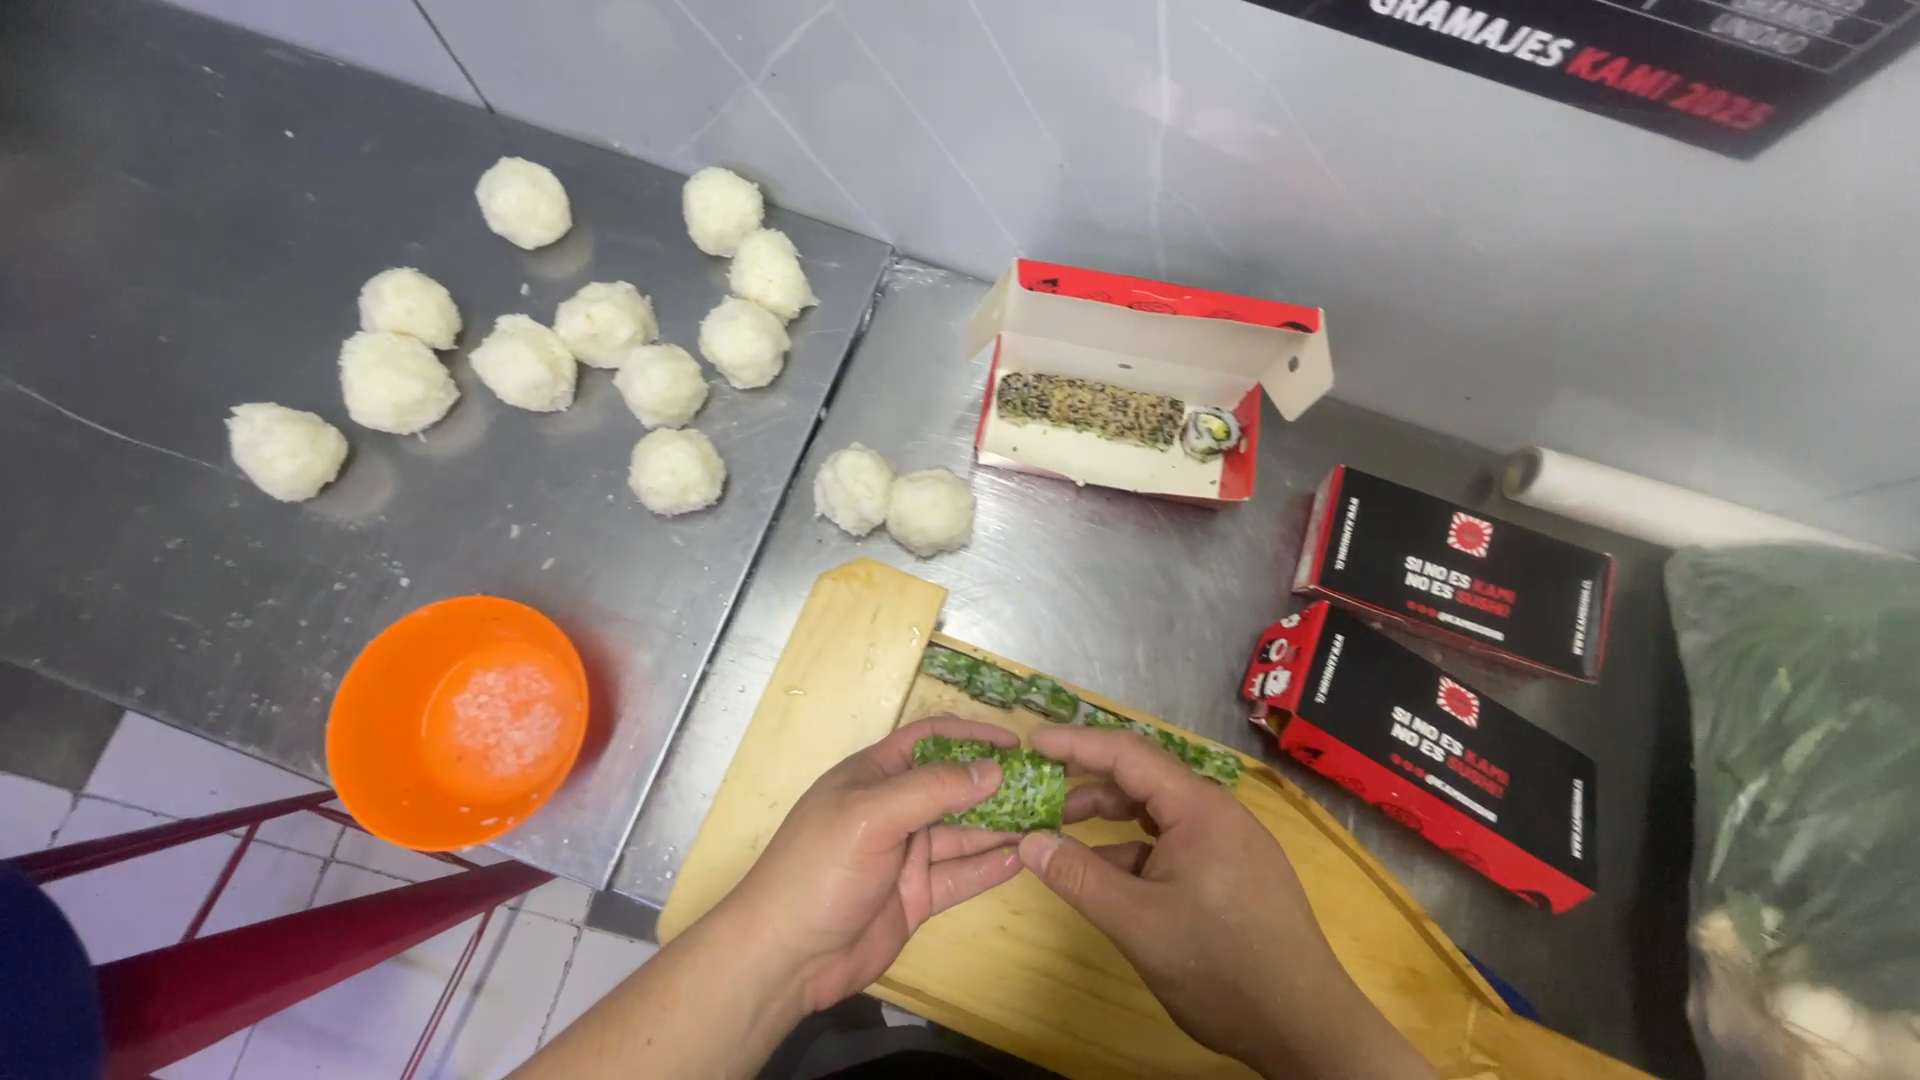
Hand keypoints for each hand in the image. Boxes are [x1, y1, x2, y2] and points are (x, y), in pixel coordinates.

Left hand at [721, 715, 1024, 1014]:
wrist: (785, 957)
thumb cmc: (820, 868)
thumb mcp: (872, 815)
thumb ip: (933, 789)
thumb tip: (992, 769)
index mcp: (875, 776)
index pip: (929, 739)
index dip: (970, 736)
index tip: (1014, 744)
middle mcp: (894, 809)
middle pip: (953, 787)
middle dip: (994, 785)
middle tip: (1045, 787)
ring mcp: (906, 854)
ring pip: (963, 832)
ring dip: (1000, 826)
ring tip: (1046, 820)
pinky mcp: (916, 896)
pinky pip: (960, 875)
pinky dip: (989, 867)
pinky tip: (1022, 858)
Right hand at [1017, 724, 1434, 1079]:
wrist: (1306, 1028)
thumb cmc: (1220, 966)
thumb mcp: (1137, 923)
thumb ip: (1079, 877)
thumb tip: (1027, 842)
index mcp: (1198, 807)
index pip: (1126, 753)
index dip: (1076, 744)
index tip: (1034, 742)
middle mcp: (1216, 810)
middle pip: (1142, 777)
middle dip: (1088, 780)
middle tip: (1040, 789)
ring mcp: (1228, 840)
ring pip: (1157, 810)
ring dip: (1109, 816)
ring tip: (1064, 831)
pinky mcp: (1233, 868)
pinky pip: (1174, 840)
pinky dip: (1135, 848)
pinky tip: (1108, 873)